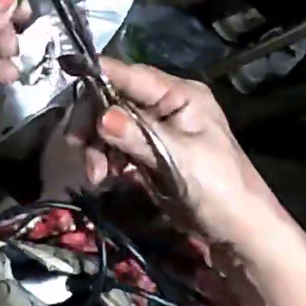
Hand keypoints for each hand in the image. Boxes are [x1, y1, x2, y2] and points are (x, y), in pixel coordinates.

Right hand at [78, 58, 279, 243]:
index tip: (66, 69)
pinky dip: (104, 158)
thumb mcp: (179, 159)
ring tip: (98, 175)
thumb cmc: (220, 190)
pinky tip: (106, 177)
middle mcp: (165, 104)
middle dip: (93, 123)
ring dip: (96, 146)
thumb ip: (138, 136)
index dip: (98, 73)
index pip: (131, 75)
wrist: (240, 235)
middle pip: (112, 98)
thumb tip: (102, 117)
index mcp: (181, 95)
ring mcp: (156, 127)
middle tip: (79, 149)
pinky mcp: (147, 150)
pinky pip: (114, 143)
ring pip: (108, 122)